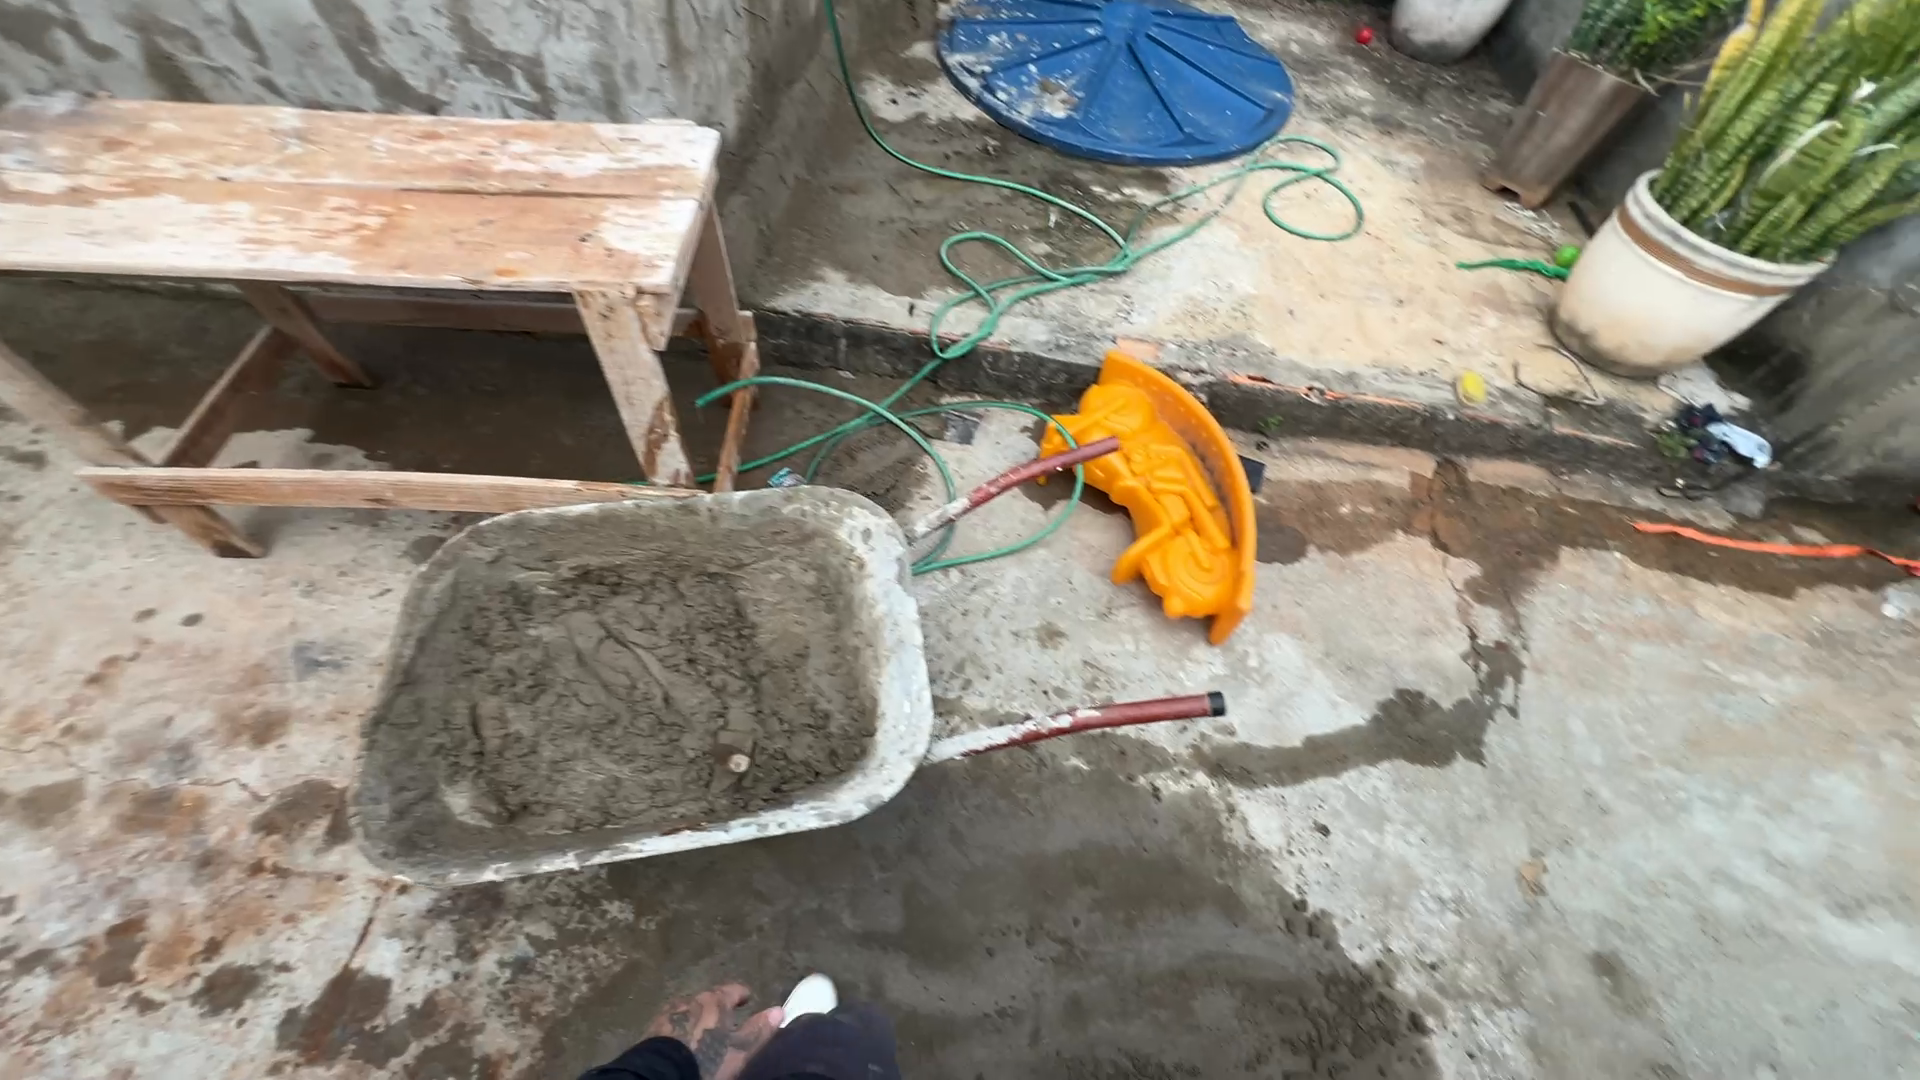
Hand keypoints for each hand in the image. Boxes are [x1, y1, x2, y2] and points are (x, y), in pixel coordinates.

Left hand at [643, 983, 783, 1079]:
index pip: (732, 990)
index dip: (741, 994)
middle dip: (716, 1007)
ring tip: (701, 1032)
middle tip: (724, 1020)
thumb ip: (758, 1030)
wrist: (660, 1076)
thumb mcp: (738, 1051)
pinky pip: (672, 1024)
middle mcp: (692, 1000)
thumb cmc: (705, 1060)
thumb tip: (779, 1010)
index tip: (747, 998)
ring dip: (696, 1017)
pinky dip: (679, 1029)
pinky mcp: (651, 1030)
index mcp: (715, 1001)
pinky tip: (680, 1040)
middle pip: (709, 999)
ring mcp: (670, 1014)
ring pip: (688, 1011)